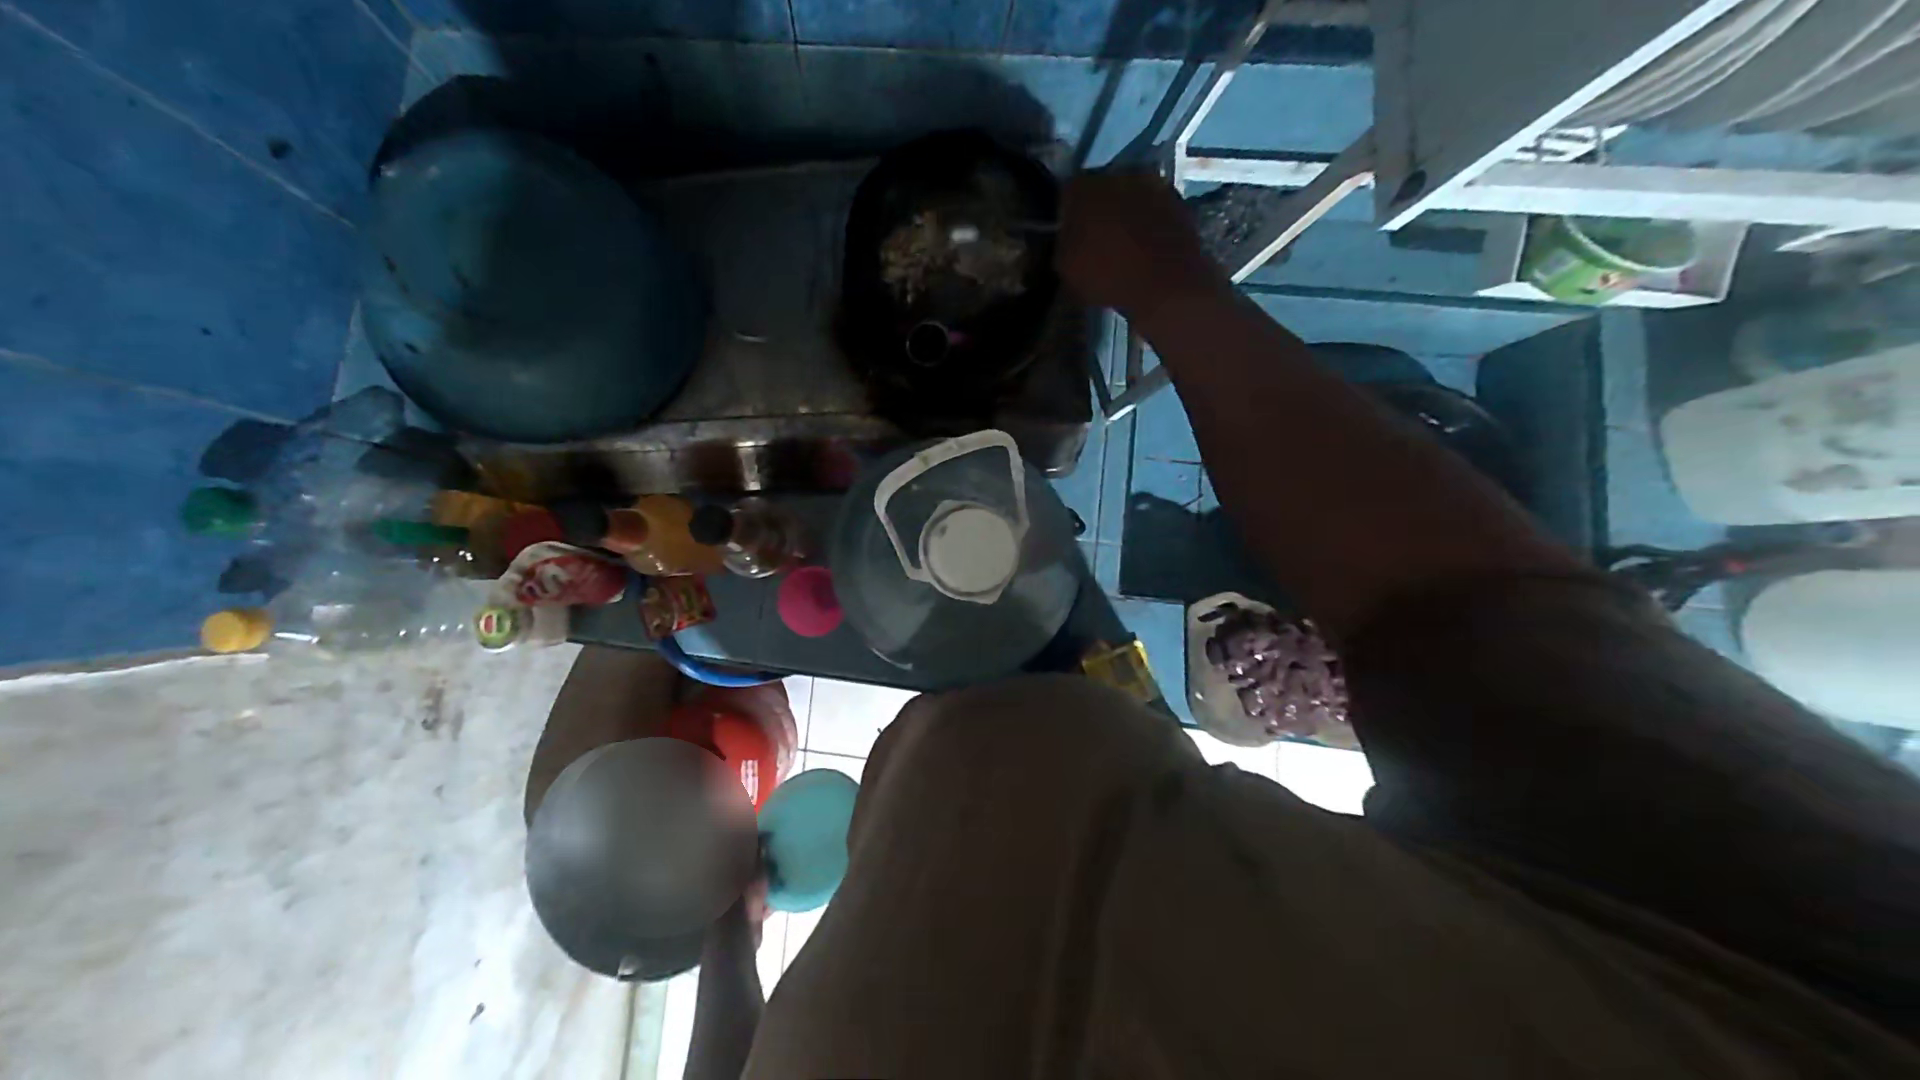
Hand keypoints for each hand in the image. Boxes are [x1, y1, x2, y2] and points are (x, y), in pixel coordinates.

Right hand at [1055, 170, 1227, 321]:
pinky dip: (1148, 224)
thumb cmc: (1108, 276)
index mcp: (1084, 188)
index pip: (1066, 193)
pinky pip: (1152, 210)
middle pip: (1100, 190)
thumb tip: (1065, 236)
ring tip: (1123, 245)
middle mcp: (1117, 175)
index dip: (1066, 214)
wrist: (1166, 285)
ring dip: (1124, 215)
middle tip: (1095, 239)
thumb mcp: (1066, 269)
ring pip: (1129, 198)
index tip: (1068, 234)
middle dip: (1097, 211)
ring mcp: (1152, 184)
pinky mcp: (1177, 201)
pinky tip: (1145, 248)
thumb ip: (1062, 244)